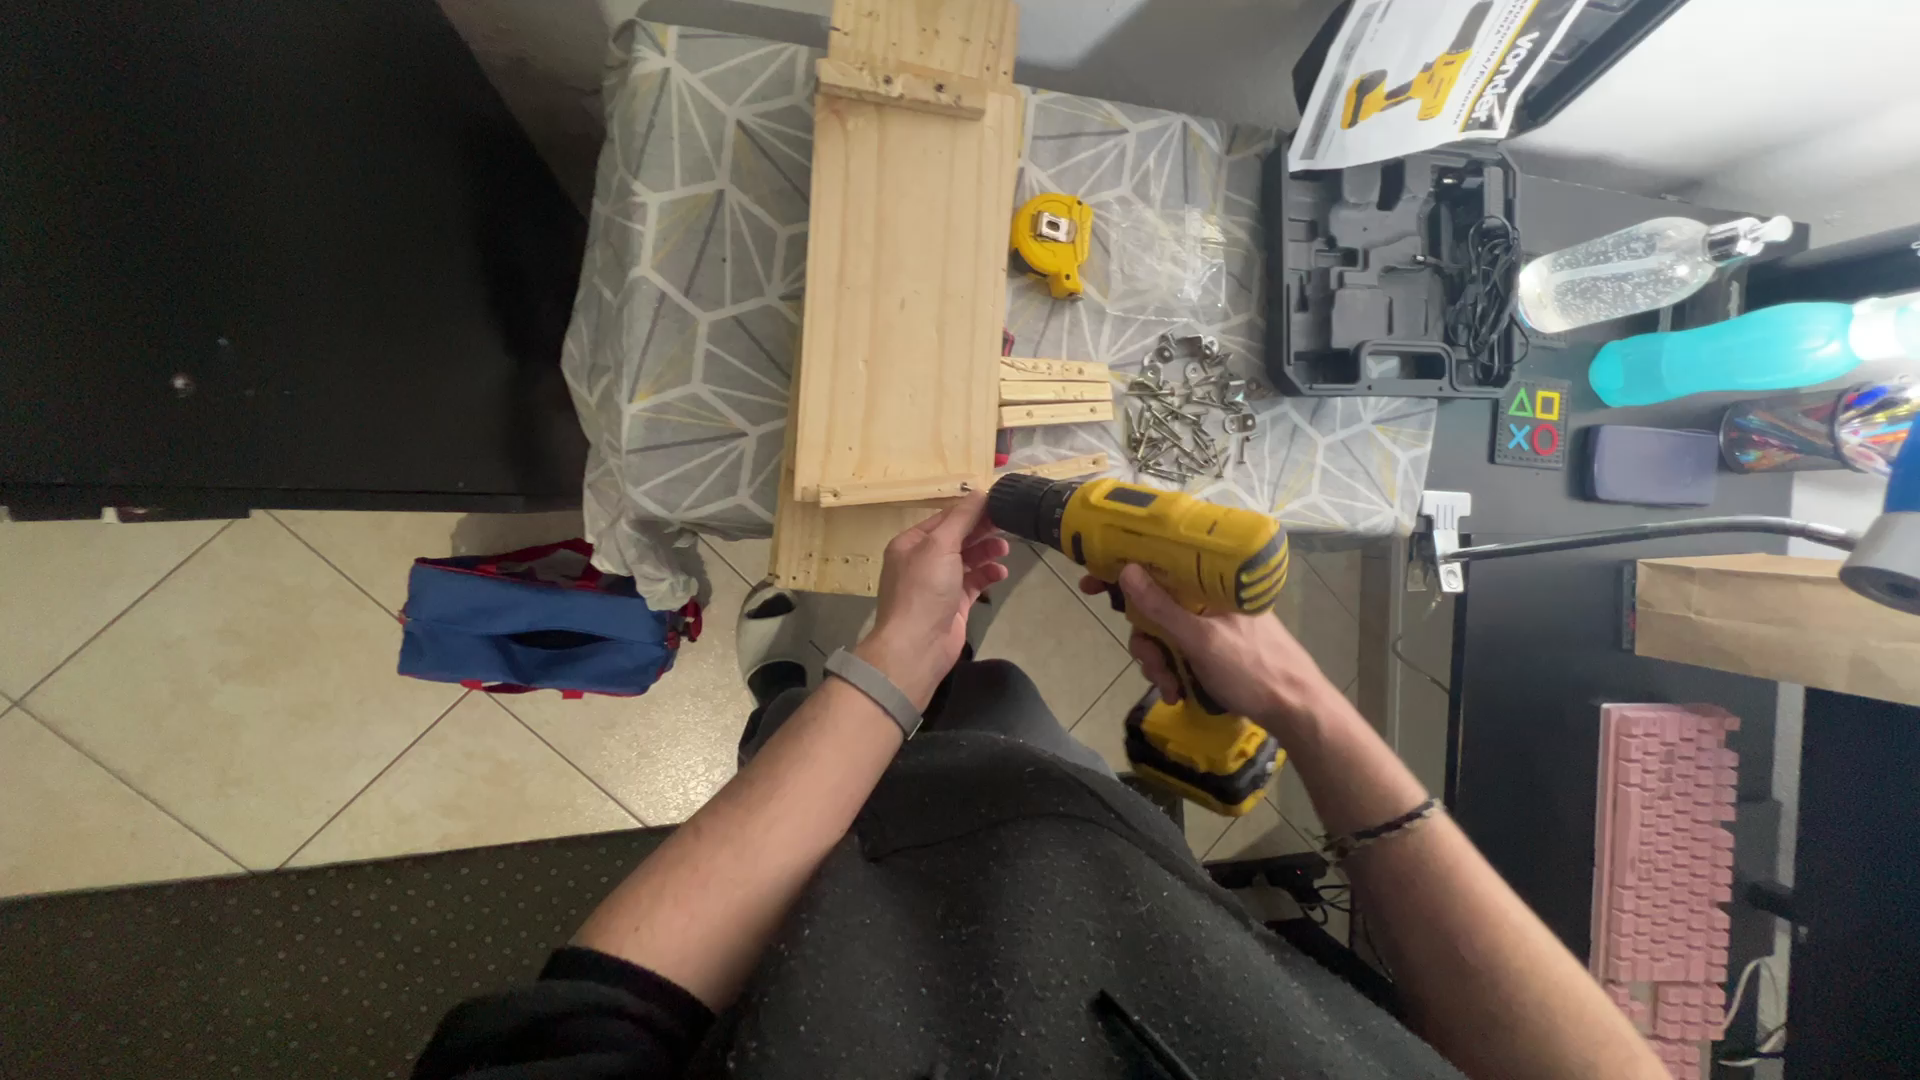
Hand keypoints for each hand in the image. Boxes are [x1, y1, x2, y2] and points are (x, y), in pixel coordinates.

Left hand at [854, 492, 1009, 709]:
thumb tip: (980, 492)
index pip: (945, 518)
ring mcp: (938, 584)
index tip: (998, 503)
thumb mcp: (940, 545)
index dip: (971, 510)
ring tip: (1005, 549)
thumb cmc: (924, 590)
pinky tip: (1001, 572)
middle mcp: (922, 561)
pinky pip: (973, 583)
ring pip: (967, 560)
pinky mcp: (953, 604)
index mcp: (911, 543)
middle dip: (981, 531)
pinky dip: (987, 575)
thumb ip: (962, 518)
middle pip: (957, 538)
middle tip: (1007, 524)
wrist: (916, 646)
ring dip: (986, 552)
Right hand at [1082, 564, 1350, 745]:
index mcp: (1210, 583)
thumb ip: (1162, 607)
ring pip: (1160, 631)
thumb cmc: (1254, 669)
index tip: (1093, 584)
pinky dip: (1169, 671)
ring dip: (1157, 661)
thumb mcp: (1201, 640)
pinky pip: (1174, 651)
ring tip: (1170, 685)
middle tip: (1149, 662)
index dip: (1124, 572)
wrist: (1295, 712)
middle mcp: (1206, 598)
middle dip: (1145, 637)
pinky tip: (1177, 692)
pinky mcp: (1209, 648)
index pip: (1159, 563)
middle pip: (1153, 603)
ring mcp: (1208, 624)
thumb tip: (1127, 570)